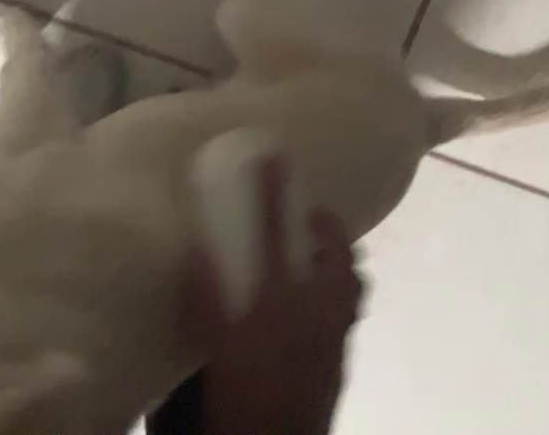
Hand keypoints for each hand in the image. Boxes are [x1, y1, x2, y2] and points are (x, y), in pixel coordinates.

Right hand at [181, 158, 364, 434]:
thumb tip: (194, 250)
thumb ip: (204, 294)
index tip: (272, 157)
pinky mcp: (342, 356)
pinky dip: (337, 295)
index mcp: (281, 297)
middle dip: (330, 230)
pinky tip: (313, 305)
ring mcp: (337, 333)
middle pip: (340, 255)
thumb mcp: (213, 341)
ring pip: (353, 283)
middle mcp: (319, 308)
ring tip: (315, 257)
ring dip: (338, 262)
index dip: (272, 189)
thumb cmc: (243, 391)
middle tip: (308, 219)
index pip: (273, 230)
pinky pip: (349, 311)